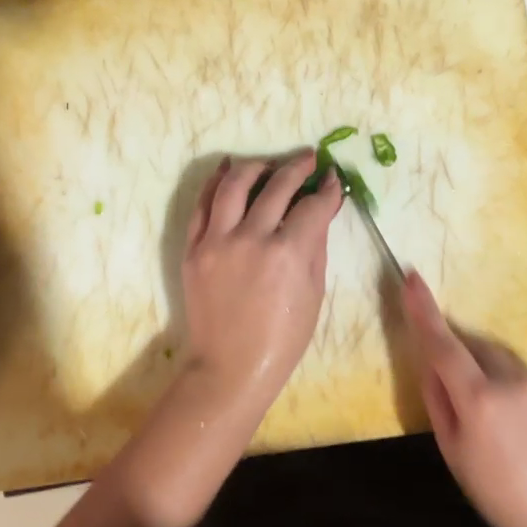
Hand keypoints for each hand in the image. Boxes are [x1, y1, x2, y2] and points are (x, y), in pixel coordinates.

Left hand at [180, 153, 342, 406]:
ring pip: (235, 183)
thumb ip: (316, 242)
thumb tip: (322, 206)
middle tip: (308, 158)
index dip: (327, 189)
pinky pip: (203, 204)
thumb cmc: (283, 338)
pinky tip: (229, 169)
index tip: (332, 179)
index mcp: (288, 253)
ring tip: (269, 164)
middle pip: (276, 185)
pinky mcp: (194, 248)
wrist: (231, 367)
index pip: (312, 205)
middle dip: (297, 166)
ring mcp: (217, 241)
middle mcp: (251, 238)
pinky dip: (216, 182)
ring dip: (256, 165)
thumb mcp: (314, 291)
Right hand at [403, 271, 526, 526]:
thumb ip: (438, 399)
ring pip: (508, 365)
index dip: (424, 311)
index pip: (444, 345)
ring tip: (506, 425)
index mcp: (479, 400)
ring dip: (498, 379)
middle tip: (465, 395)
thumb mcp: (452, 451)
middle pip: (478, 349)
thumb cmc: (497, 494)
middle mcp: (514, 381)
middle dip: (466, 359)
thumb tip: (431, 362)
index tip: (412, 278)